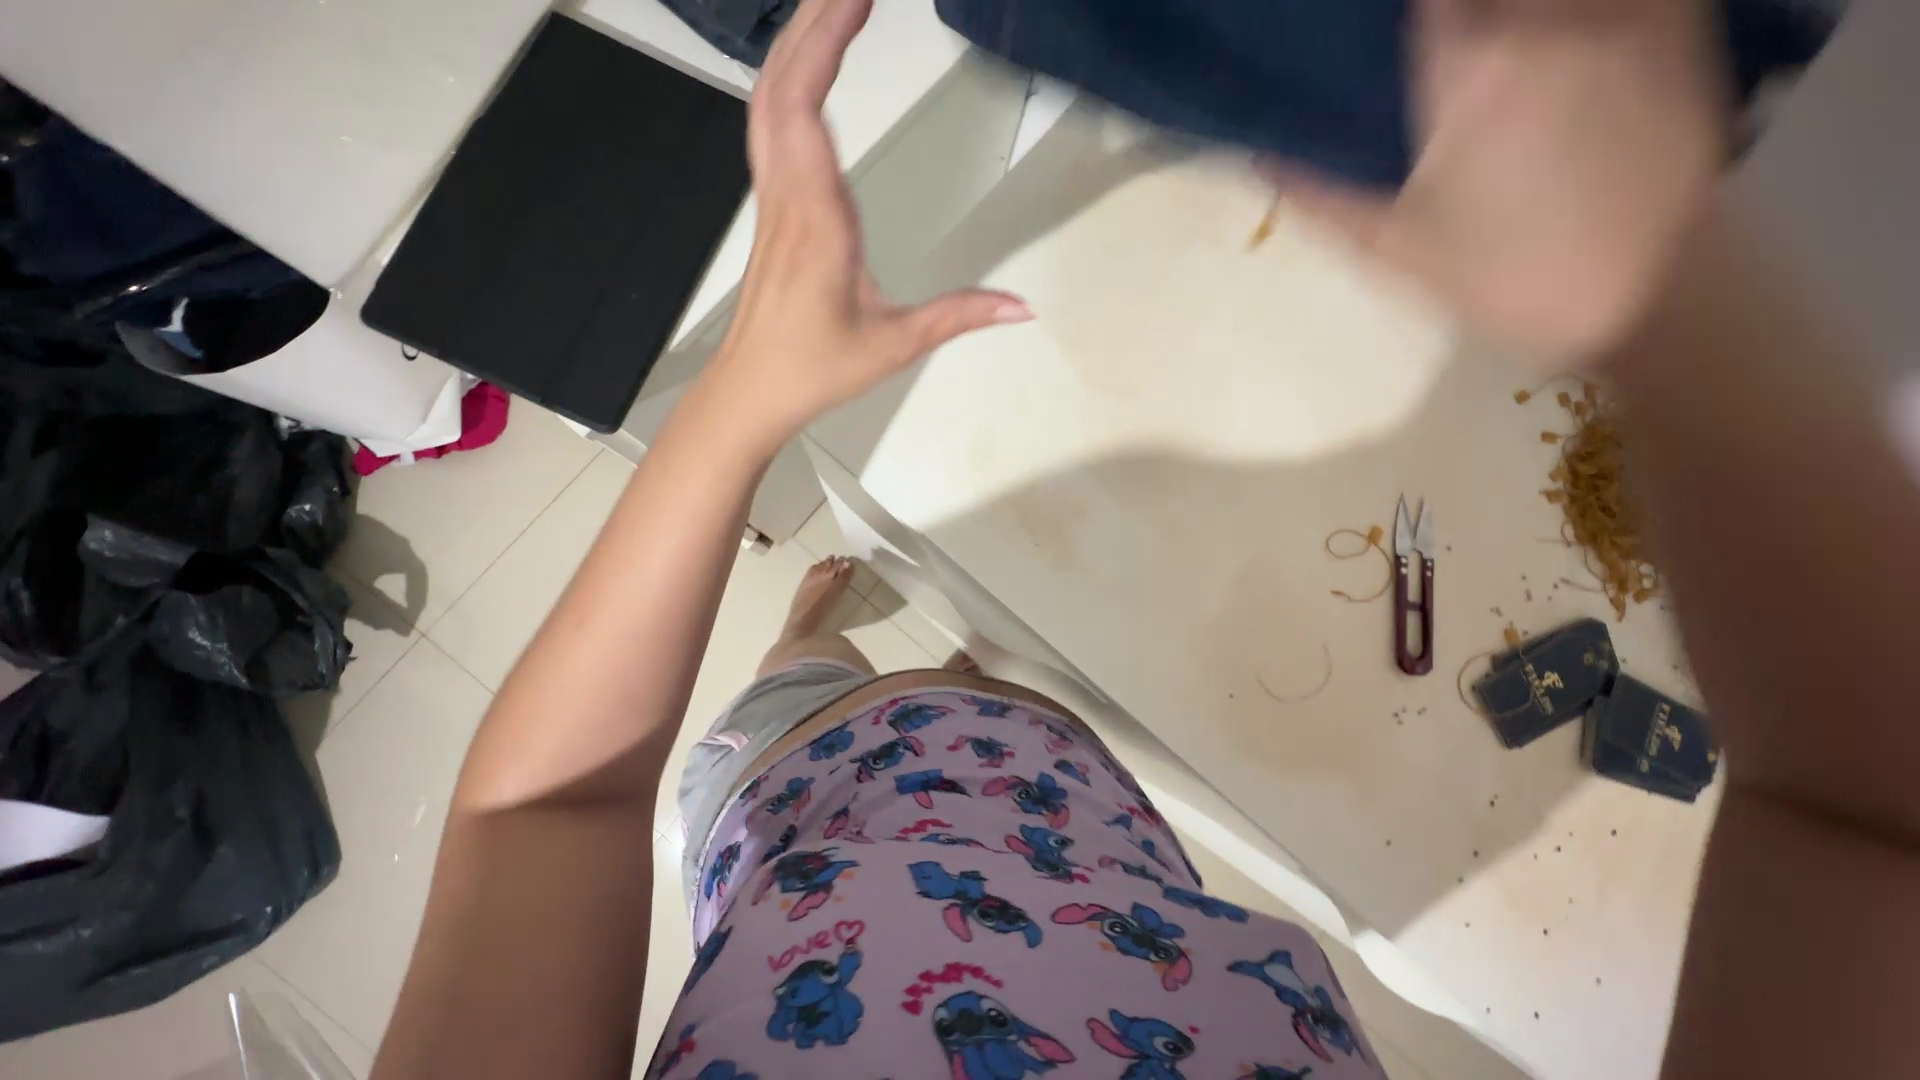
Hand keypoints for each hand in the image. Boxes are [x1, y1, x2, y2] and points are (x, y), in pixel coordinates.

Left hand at [704, 0, 1030, 442]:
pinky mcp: (771, 206)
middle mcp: (787, 196)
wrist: (751, 388)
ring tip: (834, 5)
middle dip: (813, 22)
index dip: (825, 42)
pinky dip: (785, 79)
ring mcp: (772, 198)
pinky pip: (768, 125)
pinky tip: (806, 66)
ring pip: (767, 100)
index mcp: (816, 220)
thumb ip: (958, 317)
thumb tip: (1021, 308)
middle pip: (780, 85)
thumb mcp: (894, 345)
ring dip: (794, 44)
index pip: (807, 109)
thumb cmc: (814, 368)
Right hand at [1276, 0, 1730, 363]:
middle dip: (1445, 15)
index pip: (1419, 0)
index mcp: (1470, 69)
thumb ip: (1323, 196)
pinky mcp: (1678, 22)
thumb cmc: (1509, 280)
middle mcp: (1550, 18)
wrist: (1652, 296)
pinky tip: (1546, 39)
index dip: (1390, 17)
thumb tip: (1263, 156)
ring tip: (1473, 43)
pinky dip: (1569, 9)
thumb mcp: (1395, 250)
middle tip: (1416, 48)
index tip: (1371, 36)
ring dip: (1499, 12)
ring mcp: (1624, 12)